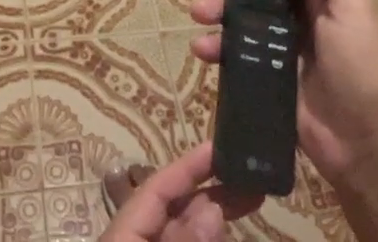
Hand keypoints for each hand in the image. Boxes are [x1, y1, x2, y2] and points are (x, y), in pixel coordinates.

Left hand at [98, 141, 261, 241]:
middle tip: (253, 176)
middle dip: (215, 191)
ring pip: (188, 231)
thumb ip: (182, 241)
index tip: (221, 145)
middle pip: (177, 208)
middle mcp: (138, 238)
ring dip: (218, 217)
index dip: (188, 165)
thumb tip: (214, 210)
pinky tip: (234, 230)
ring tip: (254, 198)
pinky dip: (213, 237)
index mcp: (124, 233)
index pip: (156, 187)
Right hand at [186, 0, 377, 181]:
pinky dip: (216, 47)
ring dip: (216, 8)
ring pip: (241, 15)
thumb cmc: (365, 69)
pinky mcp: (268, 74)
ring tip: (198, 13)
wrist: (368, 145)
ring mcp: (283, 44)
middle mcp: (302, 12)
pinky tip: (203, 49)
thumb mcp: (356, 10)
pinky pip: (236, 53)